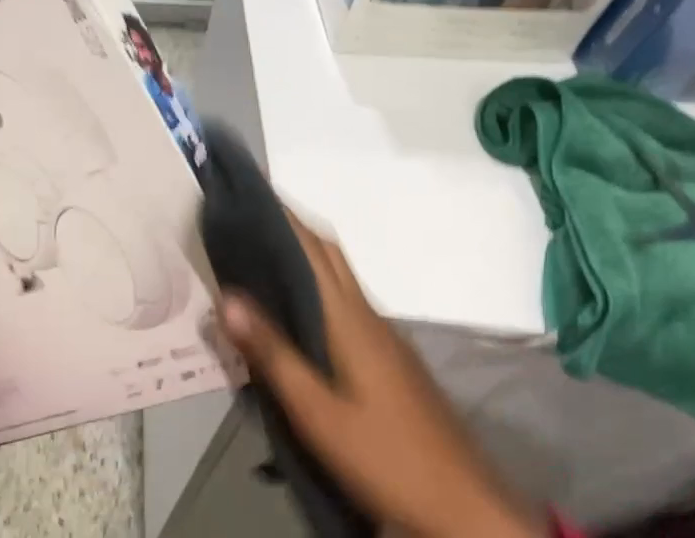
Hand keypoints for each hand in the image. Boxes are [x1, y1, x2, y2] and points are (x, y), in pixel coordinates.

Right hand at [219, 213, 543, 537]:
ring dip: (303, 258)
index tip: (247, 189)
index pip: (314, 249)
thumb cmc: (387, 458)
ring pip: (339, 282)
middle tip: (245, 217)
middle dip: (291, 228)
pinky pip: (345, 307)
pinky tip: (294, 315)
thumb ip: (273, 354)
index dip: (282, 215)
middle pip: (330, 257)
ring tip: (257, 257)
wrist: (468, 512)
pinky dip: (315, 290)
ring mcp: (386, 342)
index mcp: (351, 321)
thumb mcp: (317, 412)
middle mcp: (371, 319)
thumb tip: (226, 296)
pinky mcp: (391, 364)